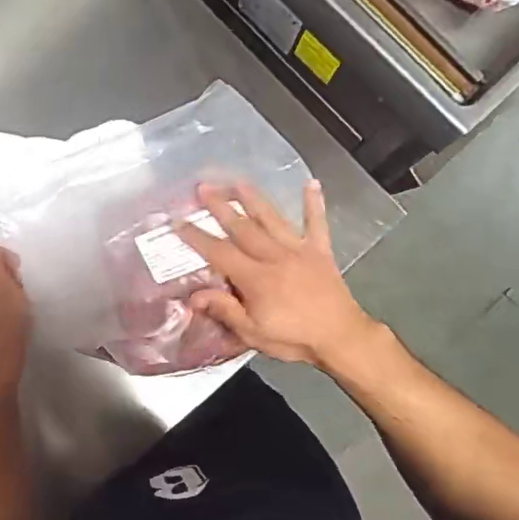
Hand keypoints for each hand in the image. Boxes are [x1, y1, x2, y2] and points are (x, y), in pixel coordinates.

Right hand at [175, 179, 388, 370]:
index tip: (179, 222)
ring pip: (272, 218)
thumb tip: (195, 295)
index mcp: (255, 278)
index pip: (219, 253)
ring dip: (254, 198)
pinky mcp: (321, 252)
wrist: (339, 337)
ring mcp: (299, 250)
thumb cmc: (293, 338)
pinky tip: (310, 183)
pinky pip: (317, 223)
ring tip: (238, 181)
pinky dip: (314, 203)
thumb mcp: (252, 332)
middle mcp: (275, 256)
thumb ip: (224, 310)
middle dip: (220, 207)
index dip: (197, 237)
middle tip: (203, 187)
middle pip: (243, 227)